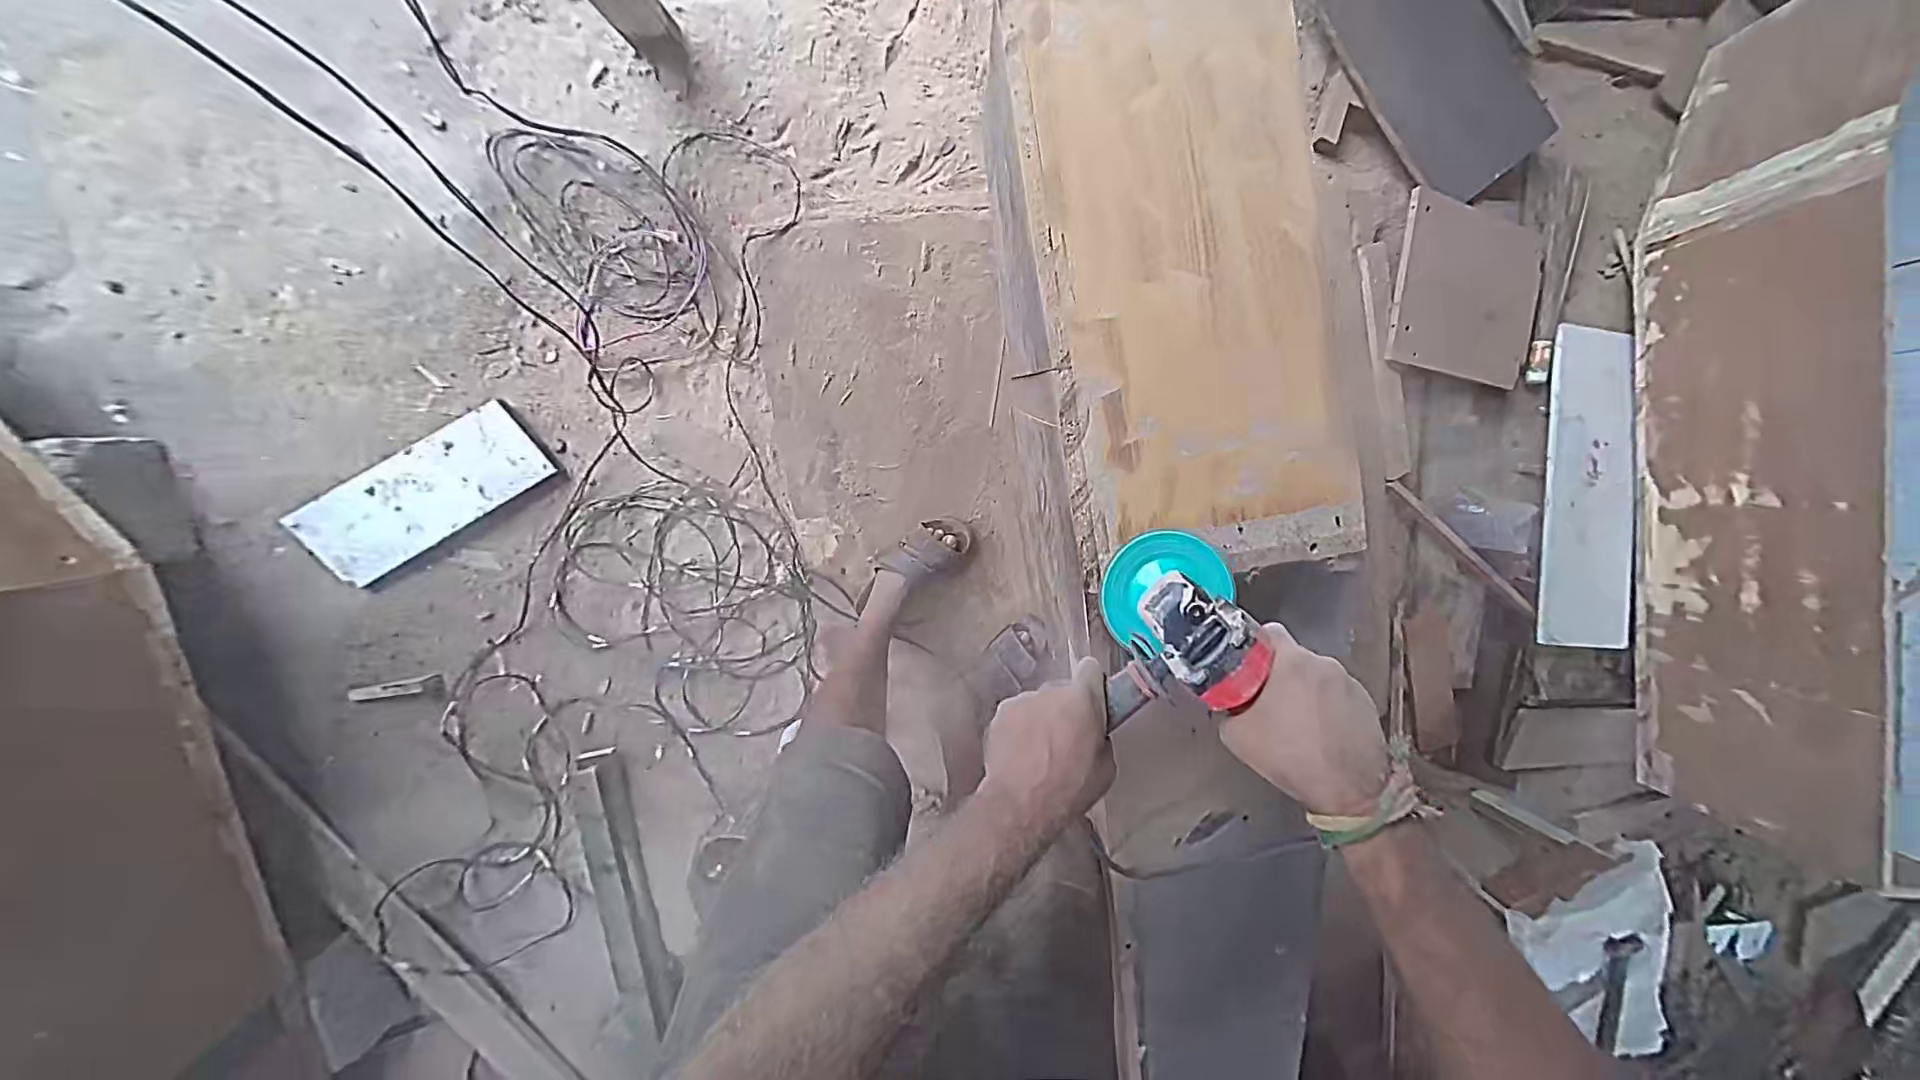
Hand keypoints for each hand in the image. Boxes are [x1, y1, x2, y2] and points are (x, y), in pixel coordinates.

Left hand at [978, 656, 1115, 831]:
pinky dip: (1019, 728)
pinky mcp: (1000, 713)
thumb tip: (1094, 733)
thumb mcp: (1106, 767)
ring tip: (1039, 752)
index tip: (1092, 703)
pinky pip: (1017, 715)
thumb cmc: (1068, 788)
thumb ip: (1101, 737)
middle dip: (1066, 708)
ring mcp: (1022, 700)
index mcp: (1082, 698)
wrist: (1020, 803)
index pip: (1091, 669)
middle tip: (1067, 739)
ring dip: (1041, 719)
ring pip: (1038, 703)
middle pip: (1062, 690)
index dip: (1093, 685)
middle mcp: (1050, 691)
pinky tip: (1020, 754)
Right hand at [1219, 623, 1387, 817]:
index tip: (1246, 668)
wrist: (1350, 792)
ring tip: (1295, 725)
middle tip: (1265, 702)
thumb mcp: (1236, 734)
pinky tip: (1319, 735)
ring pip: (1315, 677)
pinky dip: (1325, 707)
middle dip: (1278, 675)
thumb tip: (1232, 700)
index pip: (1269, 632)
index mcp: (1293, 662)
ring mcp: (1350, 683)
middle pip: (1293, 658)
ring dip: (1303, 691)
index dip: (1253, 647)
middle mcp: (1325, 664)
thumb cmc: (1289, 756)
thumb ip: (1229, 706)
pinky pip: (1336, 695)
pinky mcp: (1368, 704)